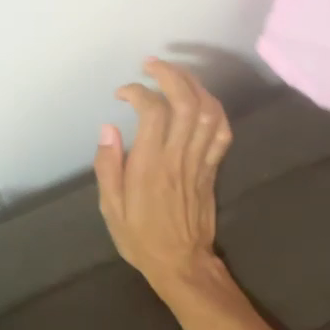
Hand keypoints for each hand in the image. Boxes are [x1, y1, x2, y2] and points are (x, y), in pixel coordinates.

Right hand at [93, 58, 233, 292]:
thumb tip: (107, 129)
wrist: (181, 264)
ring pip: (207, 111)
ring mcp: (200, 162)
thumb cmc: (141, 238)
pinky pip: (222, 132)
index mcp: (149, 166)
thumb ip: (108, 167)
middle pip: (186, 102)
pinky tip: (201, 100)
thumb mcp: (111, 209)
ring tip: (174, 75)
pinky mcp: (212, 169)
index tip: (122, 93)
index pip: (152, 111)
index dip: (138, 91)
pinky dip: (215, 109)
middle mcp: (178, 157)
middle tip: (151, 65)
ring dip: (193, 85)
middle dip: (170, 74)